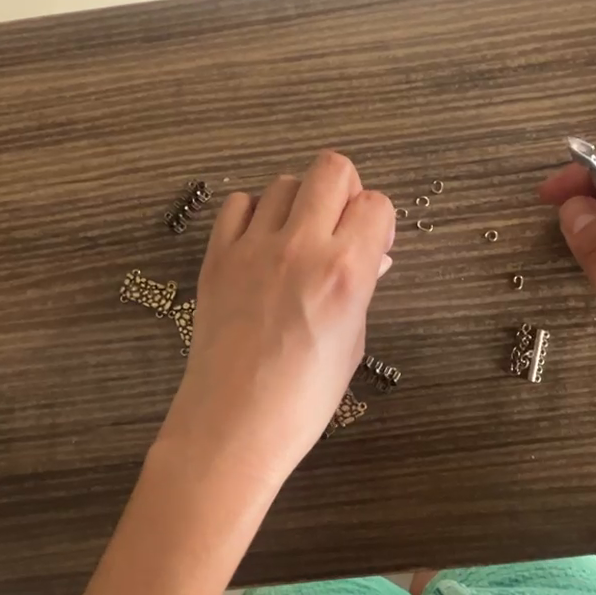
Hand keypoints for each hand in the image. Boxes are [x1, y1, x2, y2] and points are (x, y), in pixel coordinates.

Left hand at [157, 151, 394, 492]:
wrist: (233, 426)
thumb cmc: (301, 401)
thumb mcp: (350, 345)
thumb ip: (362, 289)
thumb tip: (373, 258)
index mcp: (344, 272)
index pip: (376, 204)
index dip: (378, 224)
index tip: (372, 246)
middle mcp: (300, 248)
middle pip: (332, 168)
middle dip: (345, 191)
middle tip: (338, 227)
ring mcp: (252, 249)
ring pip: (284, 182)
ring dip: (299, 203)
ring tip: (297, 241)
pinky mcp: (216, 257)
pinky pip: (238, 205)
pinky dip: (254, 215)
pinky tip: (259, 247)